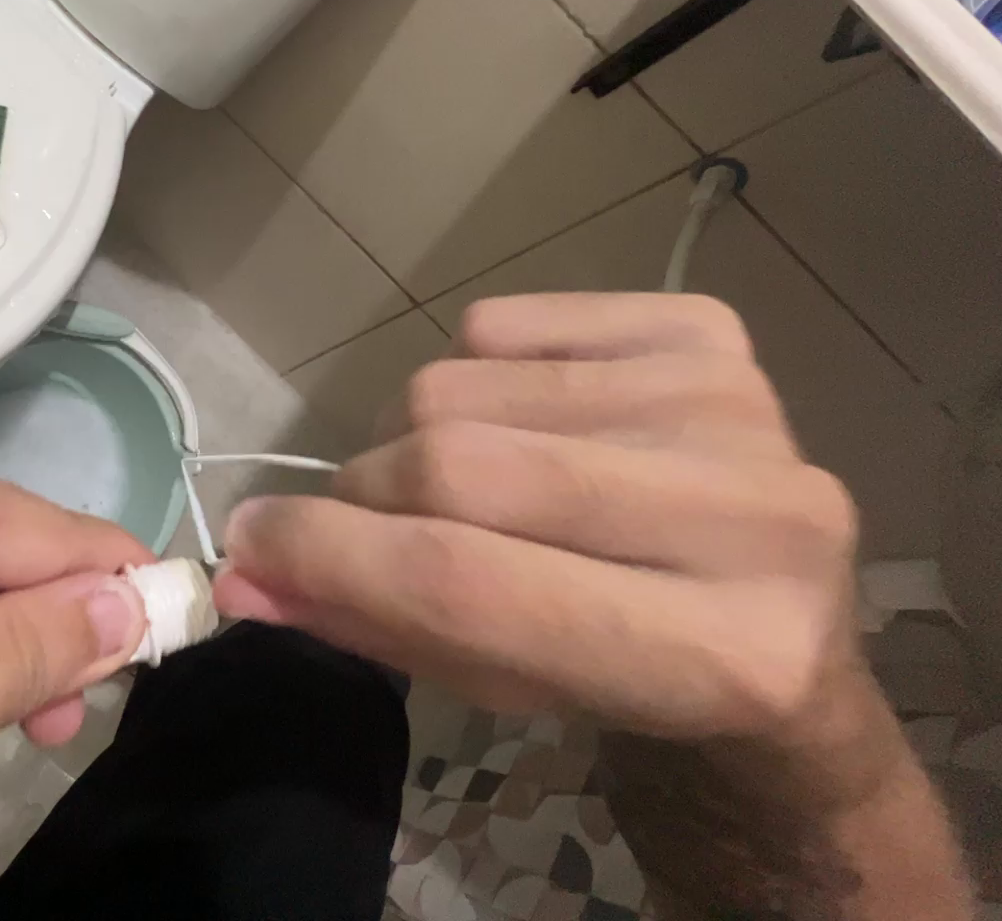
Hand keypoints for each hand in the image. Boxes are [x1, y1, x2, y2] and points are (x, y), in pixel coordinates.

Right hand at [214, 293, 876, 754]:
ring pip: (453, 385)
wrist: (761, 609)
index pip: (458, 577)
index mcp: (710, 653)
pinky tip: (510, 422)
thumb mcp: (483, 676)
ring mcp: (734, 402)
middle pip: (448, 461)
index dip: (324, 552)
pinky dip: (462, 374)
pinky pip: (493, 324)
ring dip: (408, 438)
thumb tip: (239, 573)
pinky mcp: (708, 329)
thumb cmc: (612, 671)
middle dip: (361, 494)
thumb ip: (358, 620)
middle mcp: (750, 515)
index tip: (245, 541)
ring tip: (451, 481)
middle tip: (362, 522)